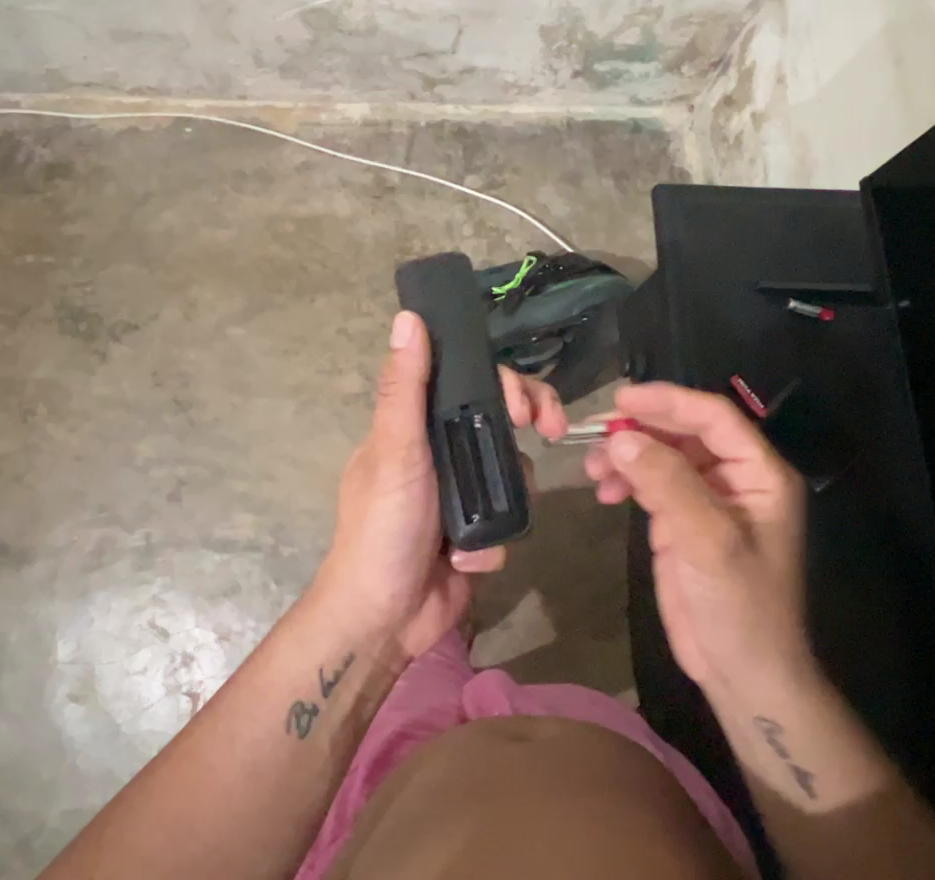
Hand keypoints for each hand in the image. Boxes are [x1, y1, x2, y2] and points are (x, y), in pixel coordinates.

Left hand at [312, 310, 566, 663]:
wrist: (384, 618)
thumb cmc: (382, 527)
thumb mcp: (394, 451)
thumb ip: (406, 388)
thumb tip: (409, 317)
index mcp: (416, 428)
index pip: (472, 385)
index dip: (508, 386)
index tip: (527, 406)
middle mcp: (442, 455)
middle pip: (503, 423)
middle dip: (529, 427)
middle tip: (552, 433)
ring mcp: (461, 497)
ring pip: (513, 475)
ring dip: (507, 499)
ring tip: (484, 527)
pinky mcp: (476, 537)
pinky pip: (507, 524)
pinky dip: (491, 544)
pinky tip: (467, 561)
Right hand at [584, 383, 809, 696]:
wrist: (742, 672)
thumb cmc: (741, 604)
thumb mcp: (707, 540)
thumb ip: (666, 483)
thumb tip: (620, 438)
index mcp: (759, 473)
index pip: (713, 417)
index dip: (668, 401)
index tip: (620, 399)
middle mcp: (734, 478)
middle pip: (684, 432)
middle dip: (640, 429)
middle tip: (594, 431)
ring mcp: (705, 500)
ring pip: (662, 457)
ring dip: (627, 456)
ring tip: (592, 469)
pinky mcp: (680, 523)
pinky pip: (650, 485)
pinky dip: (625, 481)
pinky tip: (604, 492)